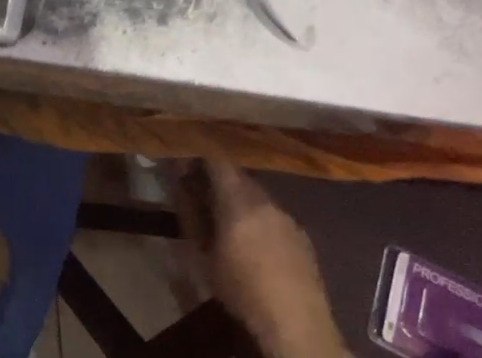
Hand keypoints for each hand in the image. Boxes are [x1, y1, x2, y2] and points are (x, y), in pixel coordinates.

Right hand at [184, 161, 346, 357]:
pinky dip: (254, 213)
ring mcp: (289, 220)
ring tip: (219, 213)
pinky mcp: (302, 238)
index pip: (217, 159)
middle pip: (237, 175)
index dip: (196, 154)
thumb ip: (190, 213)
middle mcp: (267, 203)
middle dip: (214, 176)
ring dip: (235, 195)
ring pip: (256, 194)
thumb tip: (179, 185)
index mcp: (239, 202)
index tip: (179, 160)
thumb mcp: (201, 252)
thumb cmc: (241, 288)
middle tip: (194, 187)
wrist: (298, 327)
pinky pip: (271, 213)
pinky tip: (247, 235)